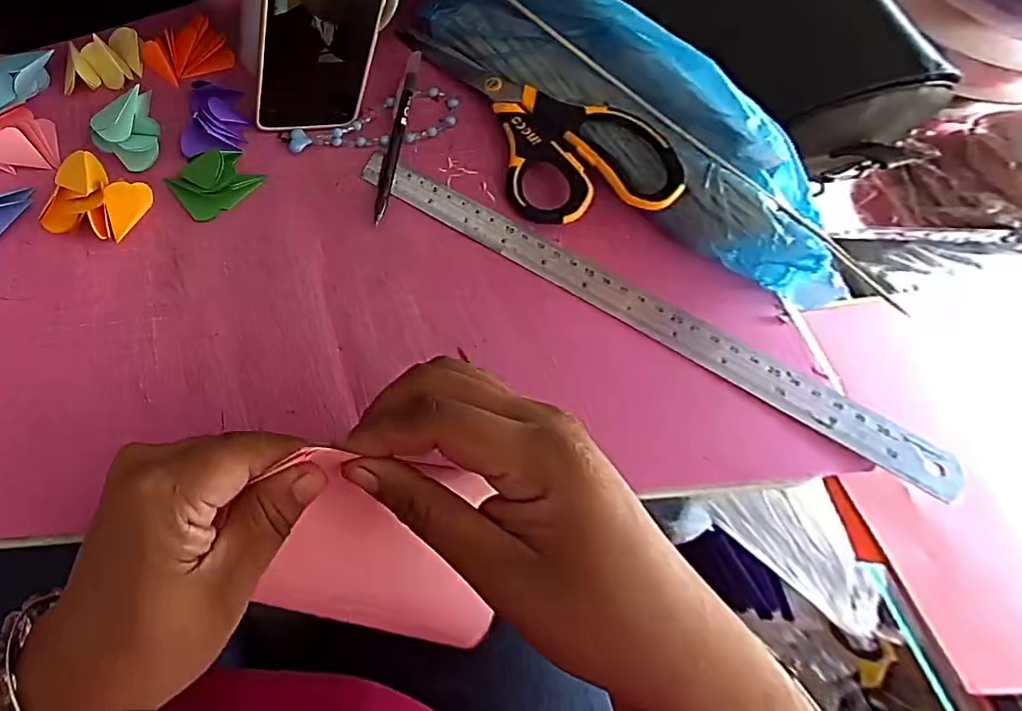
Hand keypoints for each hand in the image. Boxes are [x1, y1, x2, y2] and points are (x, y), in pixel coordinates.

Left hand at [18, 433, 326, 710]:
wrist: (83, 668)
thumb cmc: (153, 643)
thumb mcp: (225, 588)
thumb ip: (269, 519)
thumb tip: (309, 472)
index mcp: (165, 485)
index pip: (244, 448)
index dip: (290, 453)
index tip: (327, 466)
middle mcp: (144, 459)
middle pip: (227, 448)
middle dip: (268, 468)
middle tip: (300, 502)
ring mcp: (133, 463)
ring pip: (211, 453)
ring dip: (243, 477)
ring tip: (265, 518)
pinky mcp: (130, 475)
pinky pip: (190, 463)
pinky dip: (217, 483)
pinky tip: (226, 518)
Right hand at [344, 359, 810, 710]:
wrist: (675, 643)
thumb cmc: (595, 617)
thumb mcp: (497, 572)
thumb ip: (424, 508)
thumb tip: (363, 469)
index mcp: (539, 449)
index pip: (438, 413)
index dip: (382, 429)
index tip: (346, 455)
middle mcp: (546, 418)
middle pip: (444, 379)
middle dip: (391, 406)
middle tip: (361, 451)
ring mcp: (550, 421)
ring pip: (460, 379)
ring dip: (413, 403)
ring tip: (384, 446)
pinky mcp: (549, 434)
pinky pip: (479, 399)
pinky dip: (438, 409)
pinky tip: (423, 443)